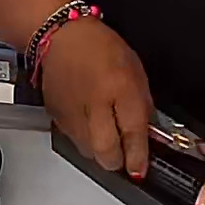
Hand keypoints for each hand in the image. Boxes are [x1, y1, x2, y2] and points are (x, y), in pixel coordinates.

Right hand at [40, 17, 152, 177]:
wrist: (61, 35)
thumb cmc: (100, 47)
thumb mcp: (135, 70)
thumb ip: (142, 104)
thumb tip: (148, 134)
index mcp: (120, 86)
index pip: (133, 132)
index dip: (139, 156)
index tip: (141, 169)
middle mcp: (95, 101)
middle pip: (106, 151)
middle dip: (118, 161)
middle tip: (125, 159)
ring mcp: (72, 110)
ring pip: (88, 151)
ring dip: (100, 152)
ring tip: (107, 138)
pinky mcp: (56, 115)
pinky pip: (73, 140)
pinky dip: (84, 140)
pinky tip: (90, 125)